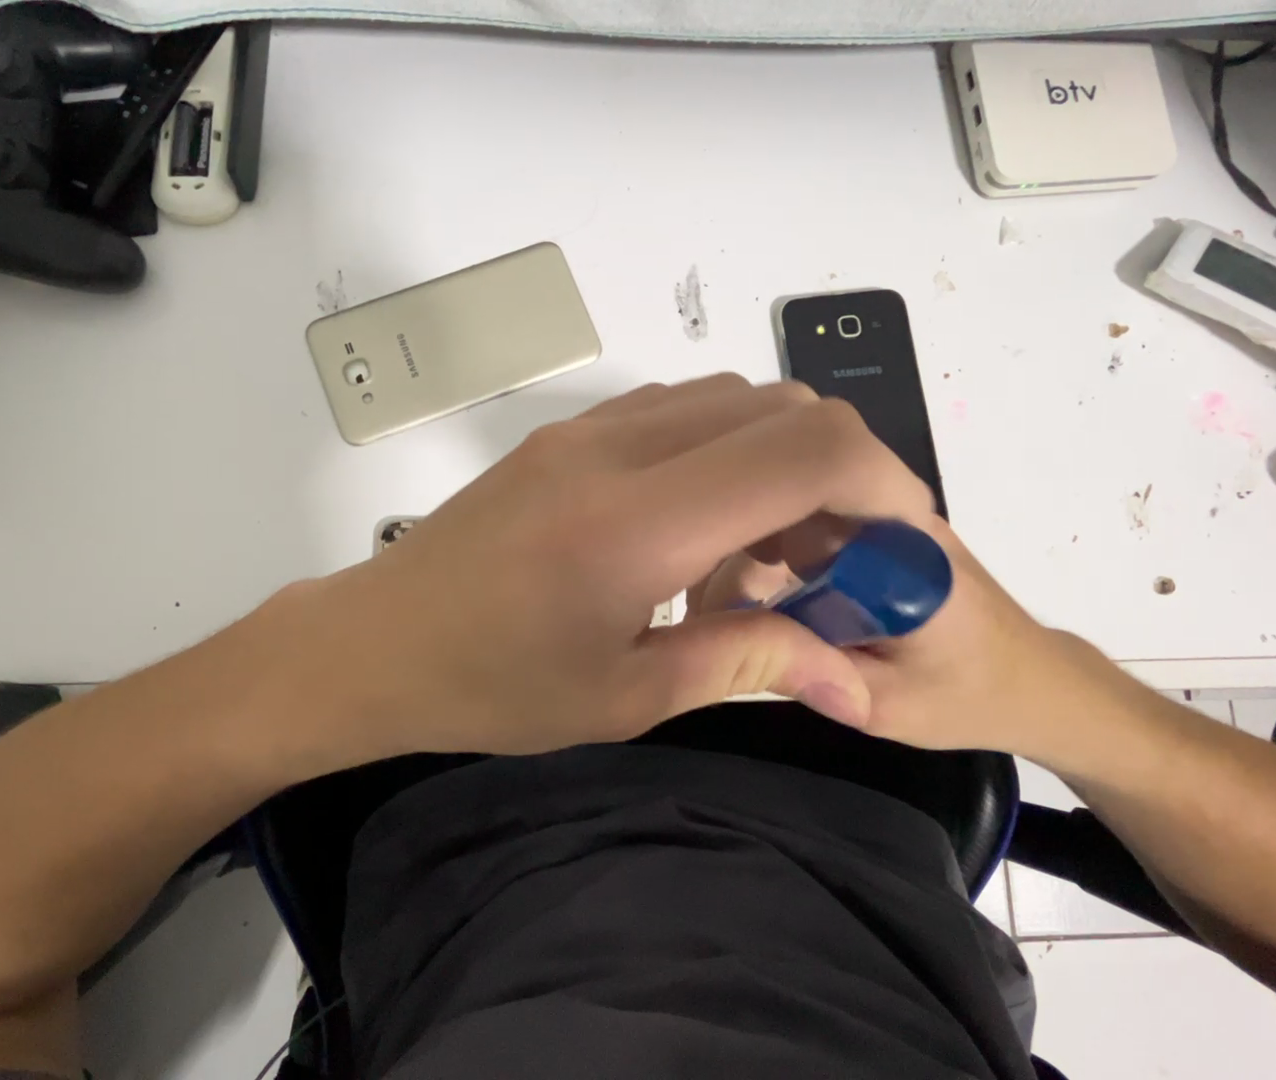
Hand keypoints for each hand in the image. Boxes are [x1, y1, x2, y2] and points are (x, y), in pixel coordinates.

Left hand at [258, 374, 1125, 766]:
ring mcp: (584, 431)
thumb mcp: (623, 695)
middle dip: (840, 471)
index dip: (880, 485)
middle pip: (779, 407)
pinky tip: (705, 525)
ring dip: (780, 456)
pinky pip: (675, 412)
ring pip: (729, 400)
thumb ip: (743, 661)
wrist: (374, 643)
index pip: (802, 450)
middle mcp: (615, 449)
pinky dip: (724, 449)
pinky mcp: (564, 435)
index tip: (901, 543)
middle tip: (837, 556)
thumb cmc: (487, 687)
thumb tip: (845, 673)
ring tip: (772, 545)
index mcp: (635, 522)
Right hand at [687, 499, 1137, 760]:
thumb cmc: (967, 698)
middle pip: (780, 504)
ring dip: (745, 553)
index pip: (789, 512)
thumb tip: (720, 637)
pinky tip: (753, 600)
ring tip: (719, 610)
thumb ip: (806, 666)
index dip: (732, 546)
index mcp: (894, 546)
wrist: (1036, 684)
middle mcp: (887, 512)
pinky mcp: (875, 528)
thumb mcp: (880, 703)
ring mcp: (881, 514)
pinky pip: (805, 526)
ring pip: (787, 512)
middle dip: (729, 548)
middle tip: (701, 611)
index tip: (700, 600)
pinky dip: (769, 557)